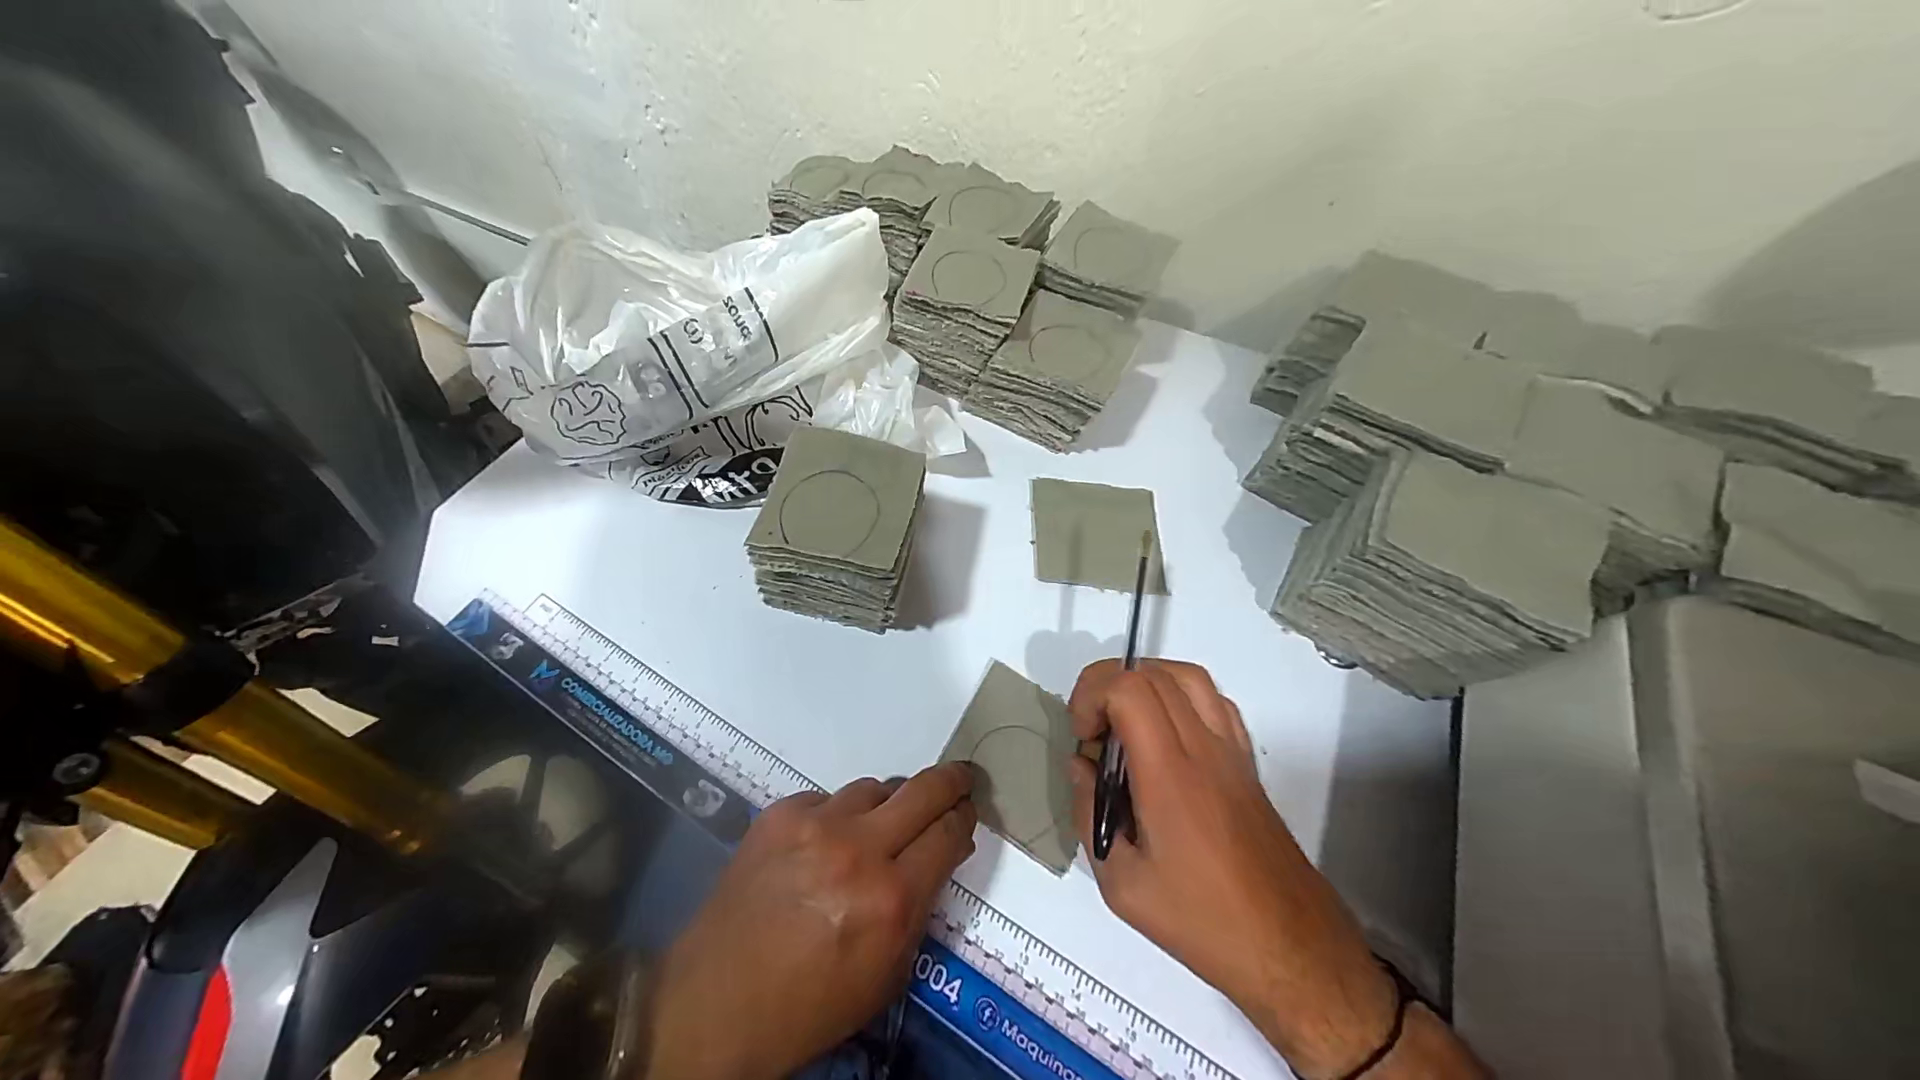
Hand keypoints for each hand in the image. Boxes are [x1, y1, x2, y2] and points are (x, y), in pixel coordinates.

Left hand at [642, 763, 976, 1079]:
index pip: (948, 833)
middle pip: (924, 790)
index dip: (965, 818)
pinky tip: (822, 845)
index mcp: (891, 899)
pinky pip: (827, 798)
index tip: (968, 810)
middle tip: (960, 779)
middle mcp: (857, 850)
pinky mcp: (778, 814)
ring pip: (874, 788)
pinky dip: (835, 815)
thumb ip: (922, 908)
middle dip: (951, 781)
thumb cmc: (808, 1007)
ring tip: (874, 831)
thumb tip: (944, 852)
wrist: (713, 1005)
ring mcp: (815, 824)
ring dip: (886, 805)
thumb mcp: (885, 975)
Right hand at [1067, 660, 1395, 1078]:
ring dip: (1144, 682)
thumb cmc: (1200, 919)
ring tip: (1123, 724)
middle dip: (1107, 685)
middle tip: (1094, 734)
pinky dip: (1178, 697)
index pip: (1129, 688)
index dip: (1092, 694)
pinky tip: (1163, 736)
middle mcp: (1203, 747)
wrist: (1289, 946)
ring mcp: (1231, 750)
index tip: (1084, 737)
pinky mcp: (1246, 762)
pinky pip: (1213, 700)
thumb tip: (1081, 765)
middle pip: (1153, 672)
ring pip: (1187, 675)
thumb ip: (1088, 812)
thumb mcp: (1121, 884)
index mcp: (1169, 773)